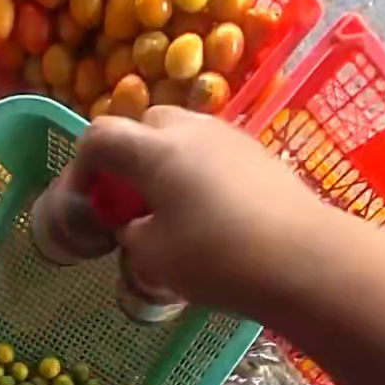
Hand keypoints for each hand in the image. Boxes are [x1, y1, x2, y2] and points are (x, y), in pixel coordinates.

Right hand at [69, 108, 338, 319]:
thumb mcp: (154, 258)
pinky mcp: (258, 154)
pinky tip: (208, 214)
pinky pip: (212, 153)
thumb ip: (132, 234)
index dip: (83, 166)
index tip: (87, 202)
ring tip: (169, 211)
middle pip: (144, 125)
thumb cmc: (216, 259)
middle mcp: (191, 129)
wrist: (301, 259)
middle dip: (127, 159)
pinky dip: (196, 174)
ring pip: (182, 137)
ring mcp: (229, 137)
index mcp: (154, 150)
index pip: (100, 136)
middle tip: (130, 204)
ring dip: (164, 165)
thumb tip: (137, 224)